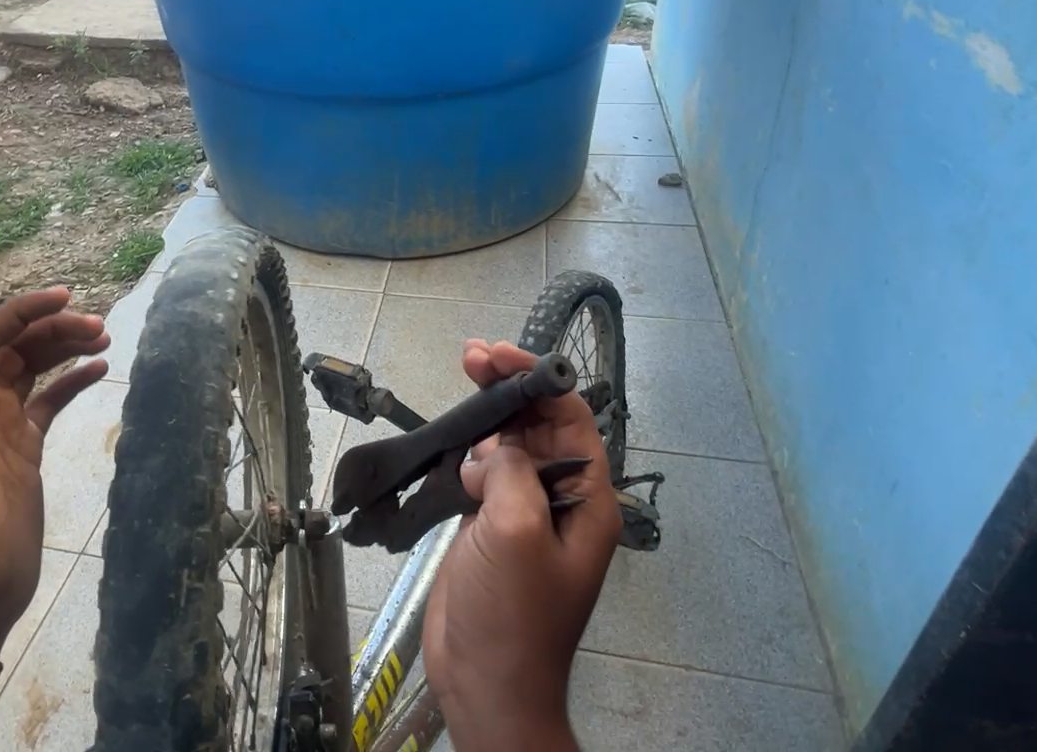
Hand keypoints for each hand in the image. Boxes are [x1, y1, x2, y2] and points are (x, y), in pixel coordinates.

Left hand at [0, 290, 108, 750]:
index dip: (20, 312)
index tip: (64, 297)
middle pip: (15, 349)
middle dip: (53, 327)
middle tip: (99, 325)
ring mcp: (4, 429)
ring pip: (34, 369)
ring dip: (65, 347)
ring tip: (104, 336)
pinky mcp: (27, 449)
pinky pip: (51, 401)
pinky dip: (73, 381)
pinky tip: (101, 370)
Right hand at [422, 340, 619, 751]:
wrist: (485, 682)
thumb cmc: (512, 612)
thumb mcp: (518, 533)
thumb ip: (511, 474)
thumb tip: (488, 450)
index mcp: (585, 499)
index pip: (571, 419)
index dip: (541, 379)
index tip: (502, 355)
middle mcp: (558, 498)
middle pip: (539, 424)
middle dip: (511, 385)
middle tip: (473, 354)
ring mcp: (522, 511)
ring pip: (509, 442)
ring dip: (488, 408)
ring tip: (462, 372)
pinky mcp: (488, 524)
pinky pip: (483, 470)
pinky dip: (468, 443)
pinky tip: (452, 429)